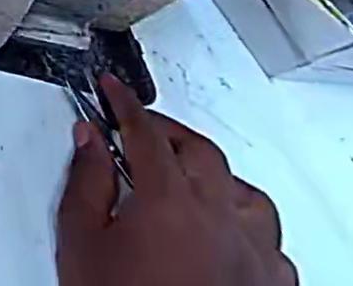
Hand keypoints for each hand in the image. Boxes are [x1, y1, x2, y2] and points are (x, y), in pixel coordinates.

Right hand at [59, 74, 296, 285]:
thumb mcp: (80, 233)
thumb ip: (86, 178)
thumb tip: (89, 139)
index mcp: (170, 206)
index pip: (146, 133)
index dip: (125, 103)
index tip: (113, 88)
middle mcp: (222, 227)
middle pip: (202, 154)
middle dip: (165, 130)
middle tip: (135, 124)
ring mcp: (254, 263)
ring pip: (248, 195)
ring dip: (212, 174)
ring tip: (183, 172)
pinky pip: (271, 242)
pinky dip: (243, 220)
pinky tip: (222, 224)